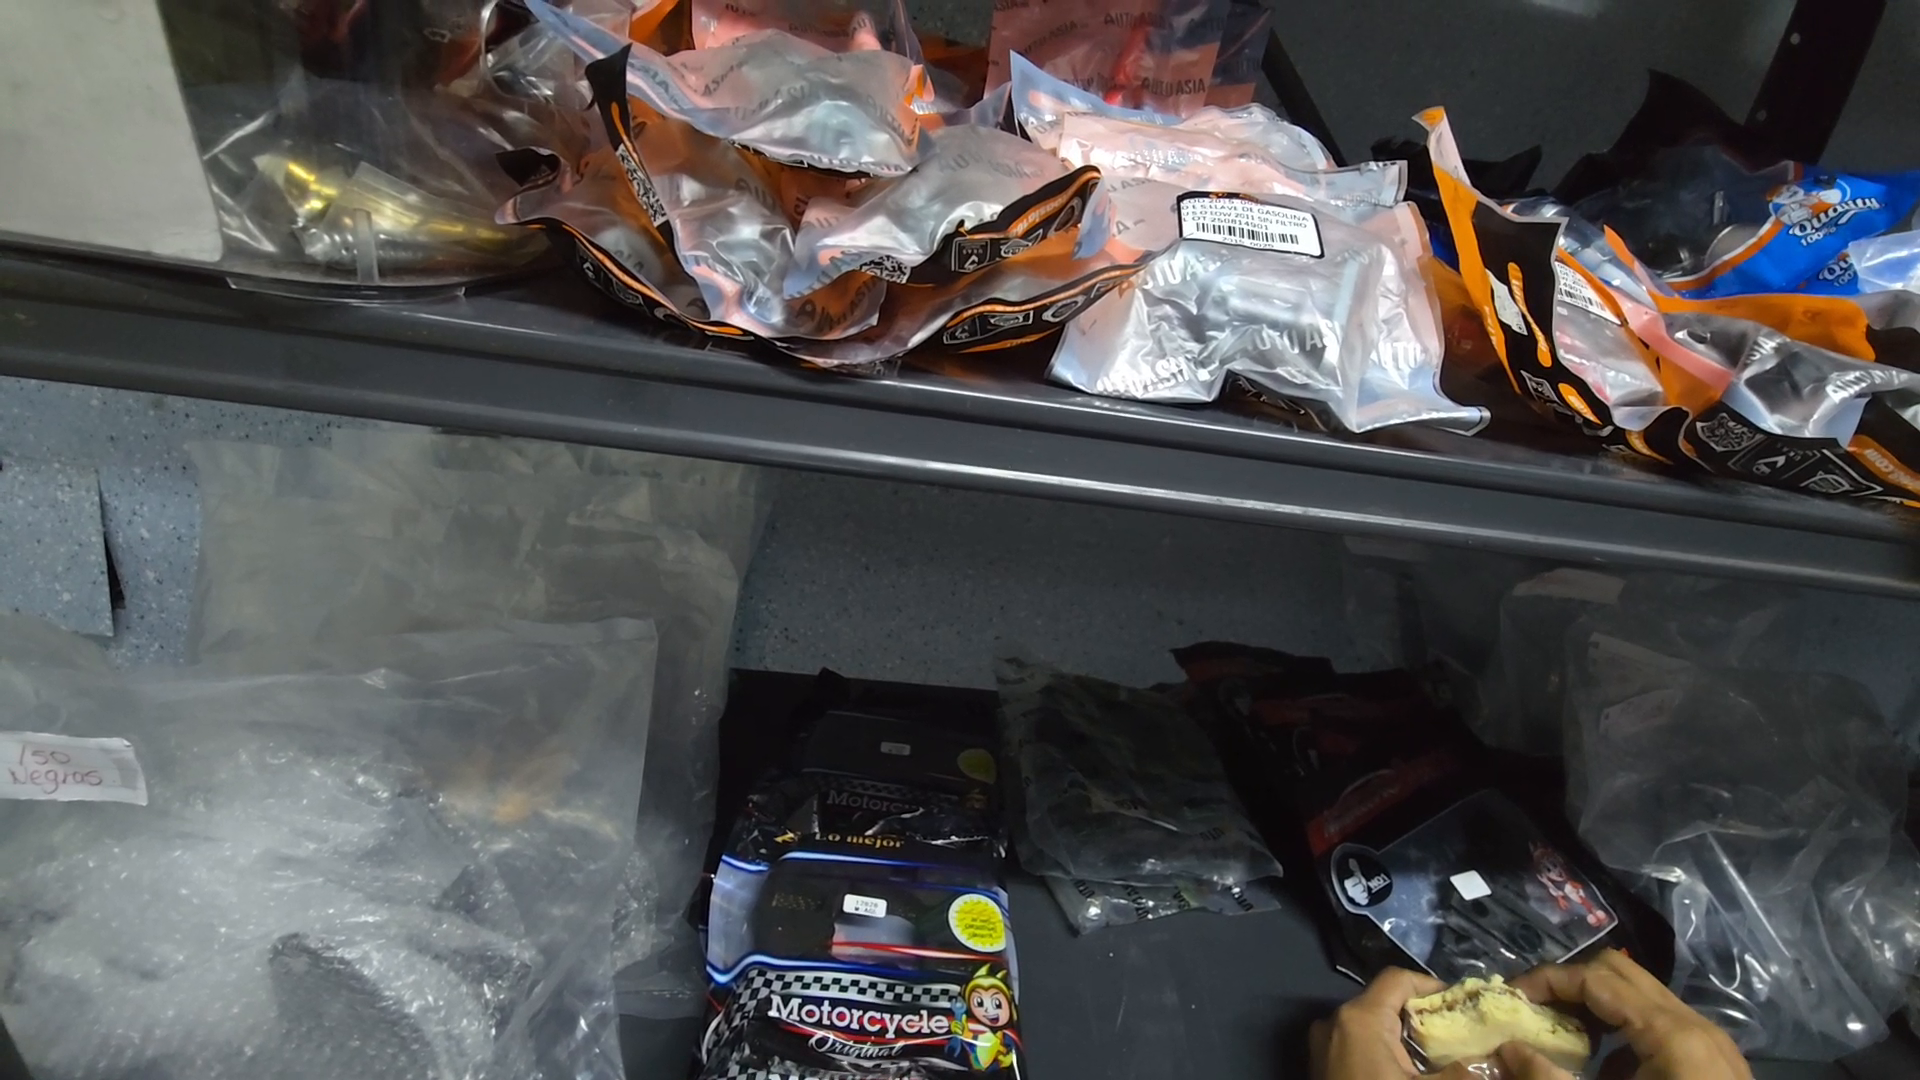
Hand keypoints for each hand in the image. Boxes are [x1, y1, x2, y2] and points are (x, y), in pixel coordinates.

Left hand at [1311, 968, 1450, 1079]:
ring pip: (1369, 1025)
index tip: (1461, 1002)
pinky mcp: (1319, 1061)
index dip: (1430, 986)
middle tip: (1457, 1035)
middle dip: (1420, 1016)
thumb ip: (1460, 1073)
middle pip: (1383, 1003)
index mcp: (1358, 1017)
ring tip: (1436, 1056)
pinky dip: (1380, 1050)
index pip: (1396, 979)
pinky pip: (1355, 1043)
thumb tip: (1488, 1061)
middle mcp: (1335, 1019)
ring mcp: (1322, 1040)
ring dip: (1401, 1037)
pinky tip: (1404, 1070)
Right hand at [1511, 950, 1751, 1079]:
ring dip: (1594, 1000)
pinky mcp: (1718, 1063)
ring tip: (1566, 1030)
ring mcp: (1712, 1044)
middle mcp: (1694, 1025)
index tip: (1512, 999)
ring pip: (1638, 991)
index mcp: (1670, 1033)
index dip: (1544, 980)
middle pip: (1616, 970)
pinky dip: (1623, 1024)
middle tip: (1538, 1006)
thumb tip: (1506, 1048)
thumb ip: (1548, 1079)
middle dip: (1569, 982)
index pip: (1591, 977)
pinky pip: (1660, 1019)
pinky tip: (1608, 1062)